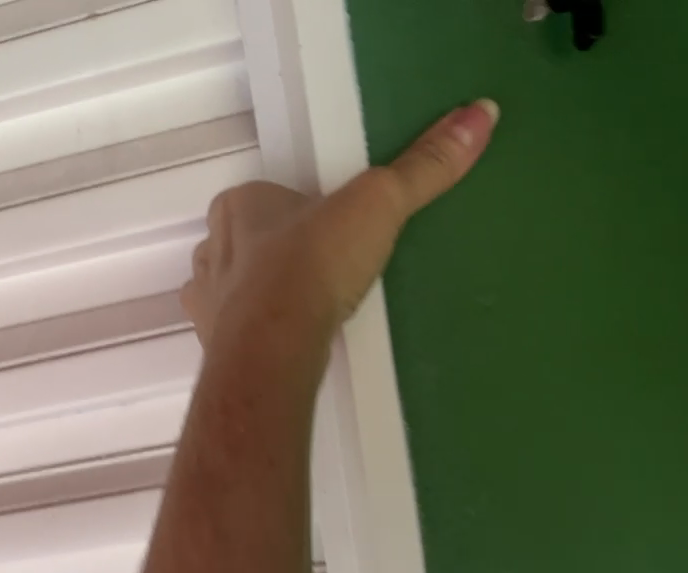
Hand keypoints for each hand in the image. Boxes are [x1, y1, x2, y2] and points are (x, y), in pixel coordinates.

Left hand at [181, 99, 500, 365]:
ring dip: (253, 296)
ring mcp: (206, 299)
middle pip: (240, 244)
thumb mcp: (378, 204)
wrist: (275, 344)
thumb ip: (423, 167)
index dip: (290, 212)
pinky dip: (246, 336)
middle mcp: (212, 249)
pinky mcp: (211, 344)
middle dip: (268, 255)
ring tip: (295, 311)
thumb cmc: (315, 264)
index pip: (261, 198)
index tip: (320, 231)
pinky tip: (275, 344)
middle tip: (310, 272)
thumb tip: (480, 113)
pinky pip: (225, 333)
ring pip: (227, 288)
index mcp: (240, 205)